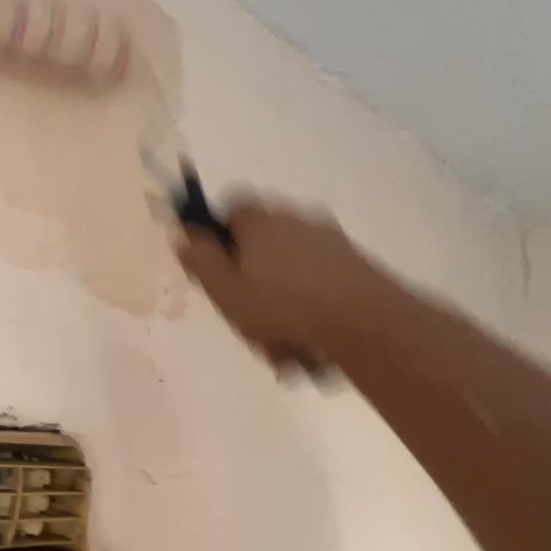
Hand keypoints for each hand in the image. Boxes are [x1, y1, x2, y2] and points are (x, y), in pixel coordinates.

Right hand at [176, 197, 400, 376]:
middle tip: (239, 312)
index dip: (217, 232)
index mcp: (262, 222)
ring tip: (273, 342)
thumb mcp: (223, 289)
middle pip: (260, 241)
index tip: (211, 264)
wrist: (365, 324)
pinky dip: (302, 307)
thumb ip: (200, 260)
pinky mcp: (353, 265)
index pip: (232, 207)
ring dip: (274, 301)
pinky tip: (301, 341)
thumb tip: (185, 237)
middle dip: (246, 277)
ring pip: (286, 268)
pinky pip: (314, 283)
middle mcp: (297, 220)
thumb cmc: (280, 306)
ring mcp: (329, 242)